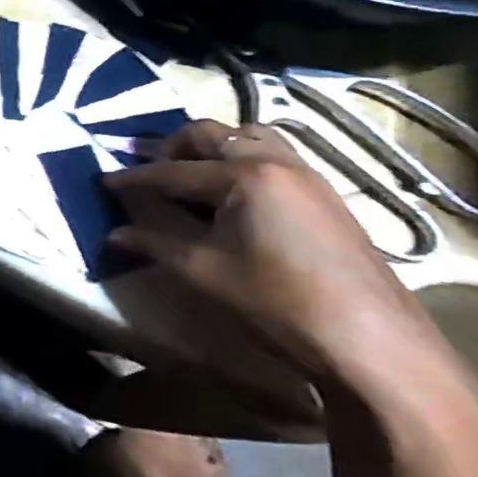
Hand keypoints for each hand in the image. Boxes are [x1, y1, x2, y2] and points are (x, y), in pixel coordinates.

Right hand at [104, 120, 440, 377]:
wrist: (371, 340)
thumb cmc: (280, 303)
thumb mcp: (207, 273)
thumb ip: (156, 244)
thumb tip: (114, 233)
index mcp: (242, 175)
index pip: (174, 172)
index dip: (136, 178)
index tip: (105, 180)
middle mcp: (273, 160)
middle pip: (210, 135)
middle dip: (172, 148)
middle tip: (148, 169)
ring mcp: (304, 171)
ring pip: (247, 135)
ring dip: (213, 146)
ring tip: (192, 172)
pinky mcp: (323, 190)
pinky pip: (273, 152)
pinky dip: (243, 157)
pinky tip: (236, 190)